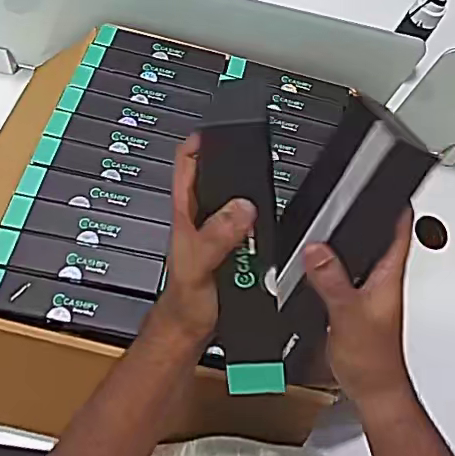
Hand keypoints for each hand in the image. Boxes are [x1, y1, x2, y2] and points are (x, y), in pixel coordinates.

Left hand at [147, 134, 255, 345]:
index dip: (201, 140)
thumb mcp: (197, 265)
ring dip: (254, 198)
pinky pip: (253, 226)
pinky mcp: (236, 246)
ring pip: (239, 202)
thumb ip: (216, 236)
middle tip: (256, 152)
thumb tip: (240, 208)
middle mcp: (202, 217)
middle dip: (237, 164)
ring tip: (268, 194)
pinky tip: (269, 230)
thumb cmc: (185, 300)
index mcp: (185, 213)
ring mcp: (219, 231)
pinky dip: (263, 224)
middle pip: (219, 177)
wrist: (194, 328)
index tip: (219, 127)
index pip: (187, 162)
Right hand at [303, 208, 416, 405]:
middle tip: (352, 197)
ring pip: (362, 257)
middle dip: (366, 218)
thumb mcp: (348, 313)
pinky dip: (334, 266)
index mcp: (389, 275)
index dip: (397, 203)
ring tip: (329, 226)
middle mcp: (383, 280)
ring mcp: (371, 292)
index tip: (390, 185)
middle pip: (379, 238)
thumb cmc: (373, 360)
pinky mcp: (358, 305)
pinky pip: (347, 275)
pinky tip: (318, 268)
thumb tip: (317, 250)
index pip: (400, 229)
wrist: (373, 389)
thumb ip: (332, 279)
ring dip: (348, 243)